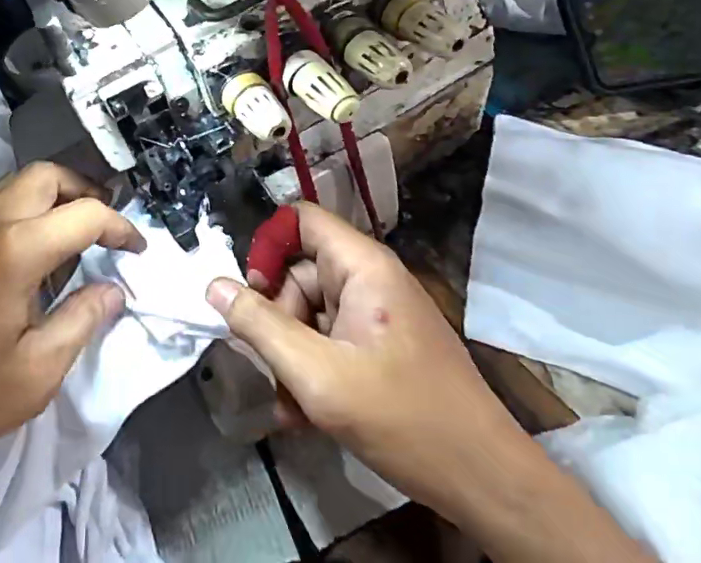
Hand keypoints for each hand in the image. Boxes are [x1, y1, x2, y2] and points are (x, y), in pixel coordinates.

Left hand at [0, 162, 143, 561]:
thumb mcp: (33, 374)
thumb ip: (80, 322)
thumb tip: (112, 291)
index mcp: (14, 249)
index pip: (84, 213)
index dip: (120, 226)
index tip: (138, 249)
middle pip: (45, 175)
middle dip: (85, 191)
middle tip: (106, 229)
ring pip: (15, 187)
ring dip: (52, 199)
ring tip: (74, 243)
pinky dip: (25, 215)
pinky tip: (32, 262)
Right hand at [207, 204, 654, 562]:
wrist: (486, 480)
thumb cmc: (402, 418)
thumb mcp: (316, 374)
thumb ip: (259, 325)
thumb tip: (214, 285)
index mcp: (363, 267)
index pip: (300, 220)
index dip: (267, 247)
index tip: (251, 293)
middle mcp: (371, 279)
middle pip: (299, 273)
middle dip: (277, 319)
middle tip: (273, 367)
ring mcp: (377, 313)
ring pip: (310, 313)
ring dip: (290, 355)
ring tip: (291, 404)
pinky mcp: (381, 345)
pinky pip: (329, 339)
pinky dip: (312, 369)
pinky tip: (306, 414)